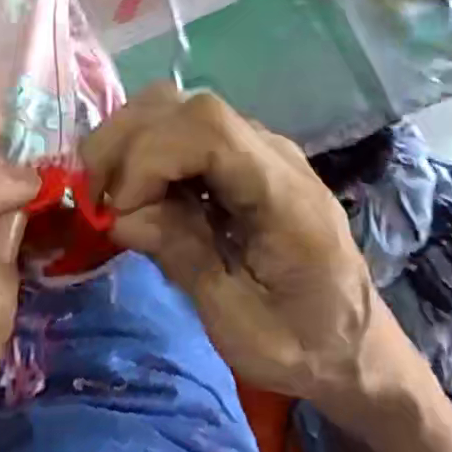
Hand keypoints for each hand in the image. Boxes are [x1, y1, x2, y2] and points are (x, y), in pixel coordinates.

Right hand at [80, 82, 376, 403]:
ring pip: (177, 105)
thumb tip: (121, 214)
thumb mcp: (243, 331)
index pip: (210, 131)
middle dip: (126, 142)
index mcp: (286, 197)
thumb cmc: (304, 345)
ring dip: (129, 139)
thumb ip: (185, 261)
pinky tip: (133, 187)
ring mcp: (256, 145)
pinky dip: (142, 146)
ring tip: (108, 190)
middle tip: (95, 196)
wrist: (355, 343)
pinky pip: (180, 125)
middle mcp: (273, 153)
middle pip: (186, 107)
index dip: (151, 157)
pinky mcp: (239, 151)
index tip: (122, 209)